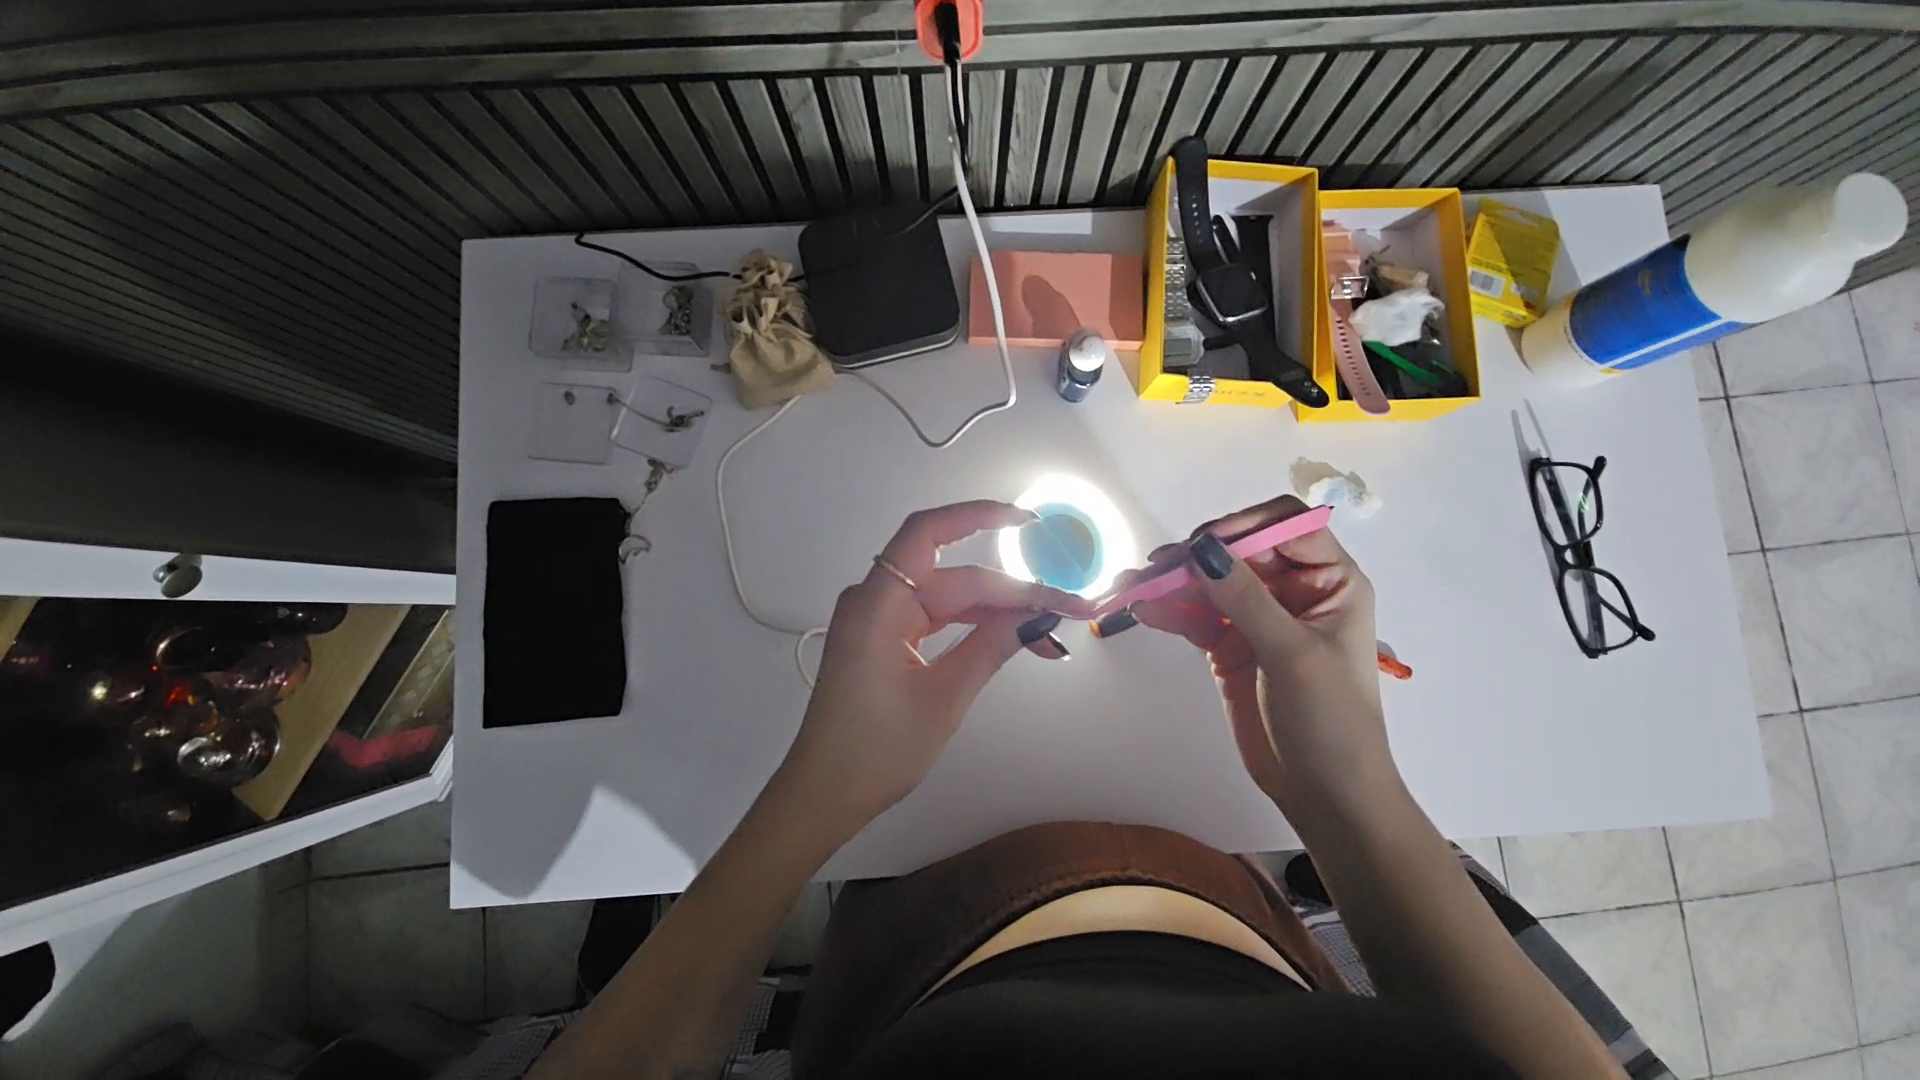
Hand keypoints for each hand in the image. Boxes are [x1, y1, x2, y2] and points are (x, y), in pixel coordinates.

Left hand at [775, 500, 1094, 837]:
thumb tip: (1038, 615)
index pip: (927, 535)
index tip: (1026, 521)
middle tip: (1067, 610)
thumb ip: (990, 647)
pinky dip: (973, 627)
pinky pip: (936, 619)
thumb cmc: (877, 751)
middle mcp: (875, 601)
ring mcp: (879, 621)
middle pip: (952, 577)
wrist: (825, 794)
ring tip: (1051, 630)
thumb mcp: (943, 699)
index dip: (977, 516)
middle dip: (1010, 591)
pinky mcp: (885, 640)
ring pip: (949, 599)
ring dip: (997, 612)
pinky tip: (1013, 637)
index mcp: (877, 605)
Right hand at [1124, 495, 1396, 814]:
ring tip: (1129, 587)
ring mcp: (1258, 618)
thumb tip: (1203, 548)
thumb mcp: (1292, 653)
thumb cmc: (1330, 719)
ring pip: (1210, 584)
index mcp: (1329, 582)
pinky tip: (1141, 610)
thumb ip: (1245, 598)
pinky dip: (1169, 611)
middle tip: (1153, 568)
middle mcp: (1293, 591)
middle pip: (1238, 552)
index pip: (1286, 527)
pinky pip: (1195, 617)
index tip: (1203, 543)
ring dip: (1172, 583)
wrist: (1324, 792)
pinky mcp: (1230, 645)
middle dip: (1196, 556)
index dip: (1245, 525)